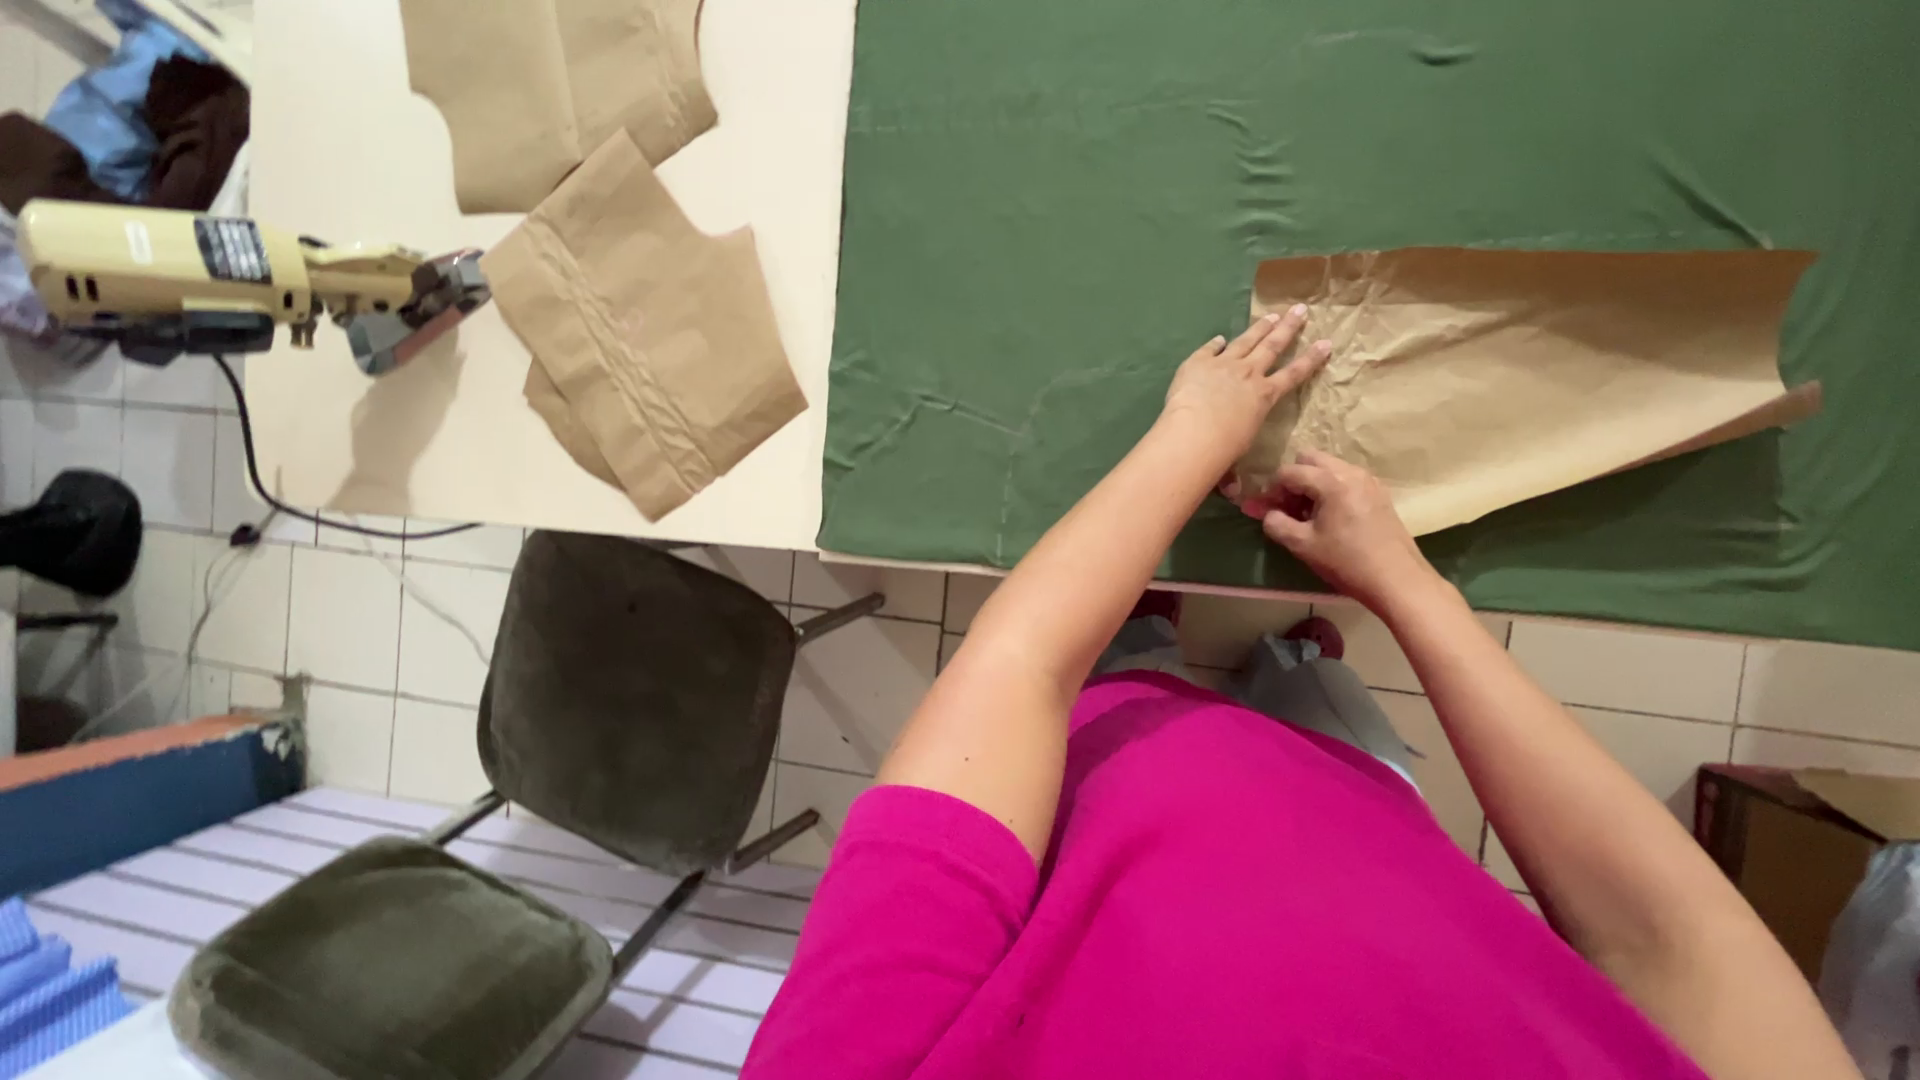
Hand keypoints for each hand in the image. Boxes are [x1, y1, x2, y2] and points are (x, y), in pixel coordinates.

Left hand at [1160, 307, 1329, 464]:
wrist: (1193, 433)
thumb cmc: (1220, 452)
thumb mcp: (1232, 464)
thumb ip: (1232, 474)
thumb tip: (1232, 495)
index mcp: (1264, 397)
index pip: (1294, 375)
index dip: (1311, 359)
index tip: (1325, 343)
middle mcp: (1248, 375)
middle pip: (1272, 346)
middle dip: (1288, 327)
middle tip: (1300, 310)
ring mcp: (1223, 365)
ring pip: (1246, 341)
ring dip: (1259, 327)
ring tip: (1271, 314)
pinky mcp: (1197, 363)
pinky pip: (1208, 350)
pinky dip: (1214, 344)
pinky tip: (1218, 339)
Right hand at [1230, 448, 1438, 611]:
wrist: (1396, 580)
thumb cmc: (1346, 561)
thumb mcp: (1302, 545)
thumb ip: (1275, 523)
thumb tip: (1268, 513)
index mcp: (1331, 482)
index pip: (1288, 472)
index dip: (1271, 490)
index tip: (1265, 510)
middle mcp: (1351, 472)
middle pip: (1310, 459)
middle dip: (1293, 479)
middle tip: (1287, 507)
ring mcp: (1368, 481)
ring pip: (1329, 468)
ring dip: (1311, 484)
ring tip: (1307, 515)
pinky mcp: (1378, 493)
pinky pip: (1346, 479)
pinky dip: (1330, 489)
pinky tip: (1329, 516)